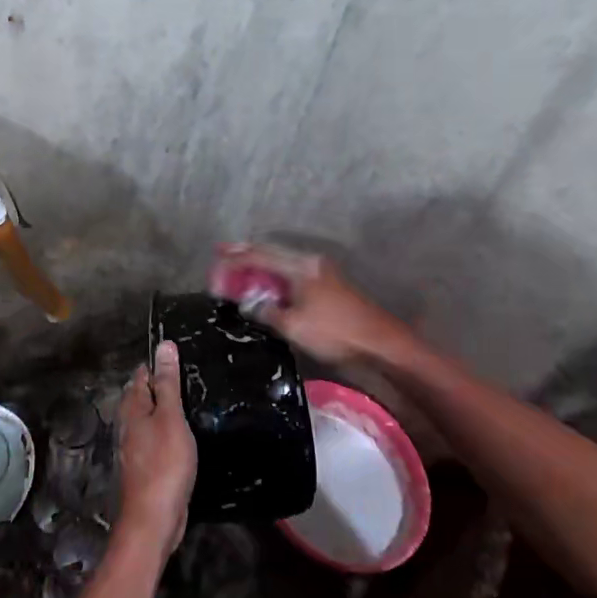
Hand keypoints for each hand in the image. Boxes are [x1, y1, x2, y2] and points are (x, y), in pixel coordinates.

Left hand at [116, 340, 197, 559]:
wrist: (154, 519)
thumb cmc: (164, 463)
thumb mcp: (170, 417)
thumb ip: (167, 383)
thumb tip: (164, 345)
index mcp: (131, 408)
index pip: (142, 375)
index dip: (158, 364)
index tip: (181, 356)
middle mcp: (127, 424)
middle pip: (143, 396)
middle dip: (161, 386)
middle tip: (191, 377)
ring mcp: (134, 447)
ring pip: (149, 418)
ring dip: (165, 410)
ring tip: (192, 403)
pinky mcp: (145, 466)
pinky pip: (156, 439)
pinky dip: (168, 431)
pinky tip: (183, 436)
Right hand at [212, 243, 409, 366]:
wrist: (381, 346)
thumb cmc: (335, 333)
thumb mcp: (293, 324)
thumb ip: (265, 310)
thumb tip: (247, 303)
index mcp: (301, 266)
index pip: (260, 256)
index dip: (234, 261)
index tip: (215, 265)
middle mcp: (310, 262)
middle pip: (271, 252)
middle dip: (245, 253)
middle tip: (221, 253)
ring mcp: (321, 273)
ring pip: (282, 261)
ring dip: (259, 263)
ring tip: (238, 265)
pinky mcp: (327, 286)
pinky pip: (292, 272)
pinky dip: (273, 274)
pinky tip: (265, 282)